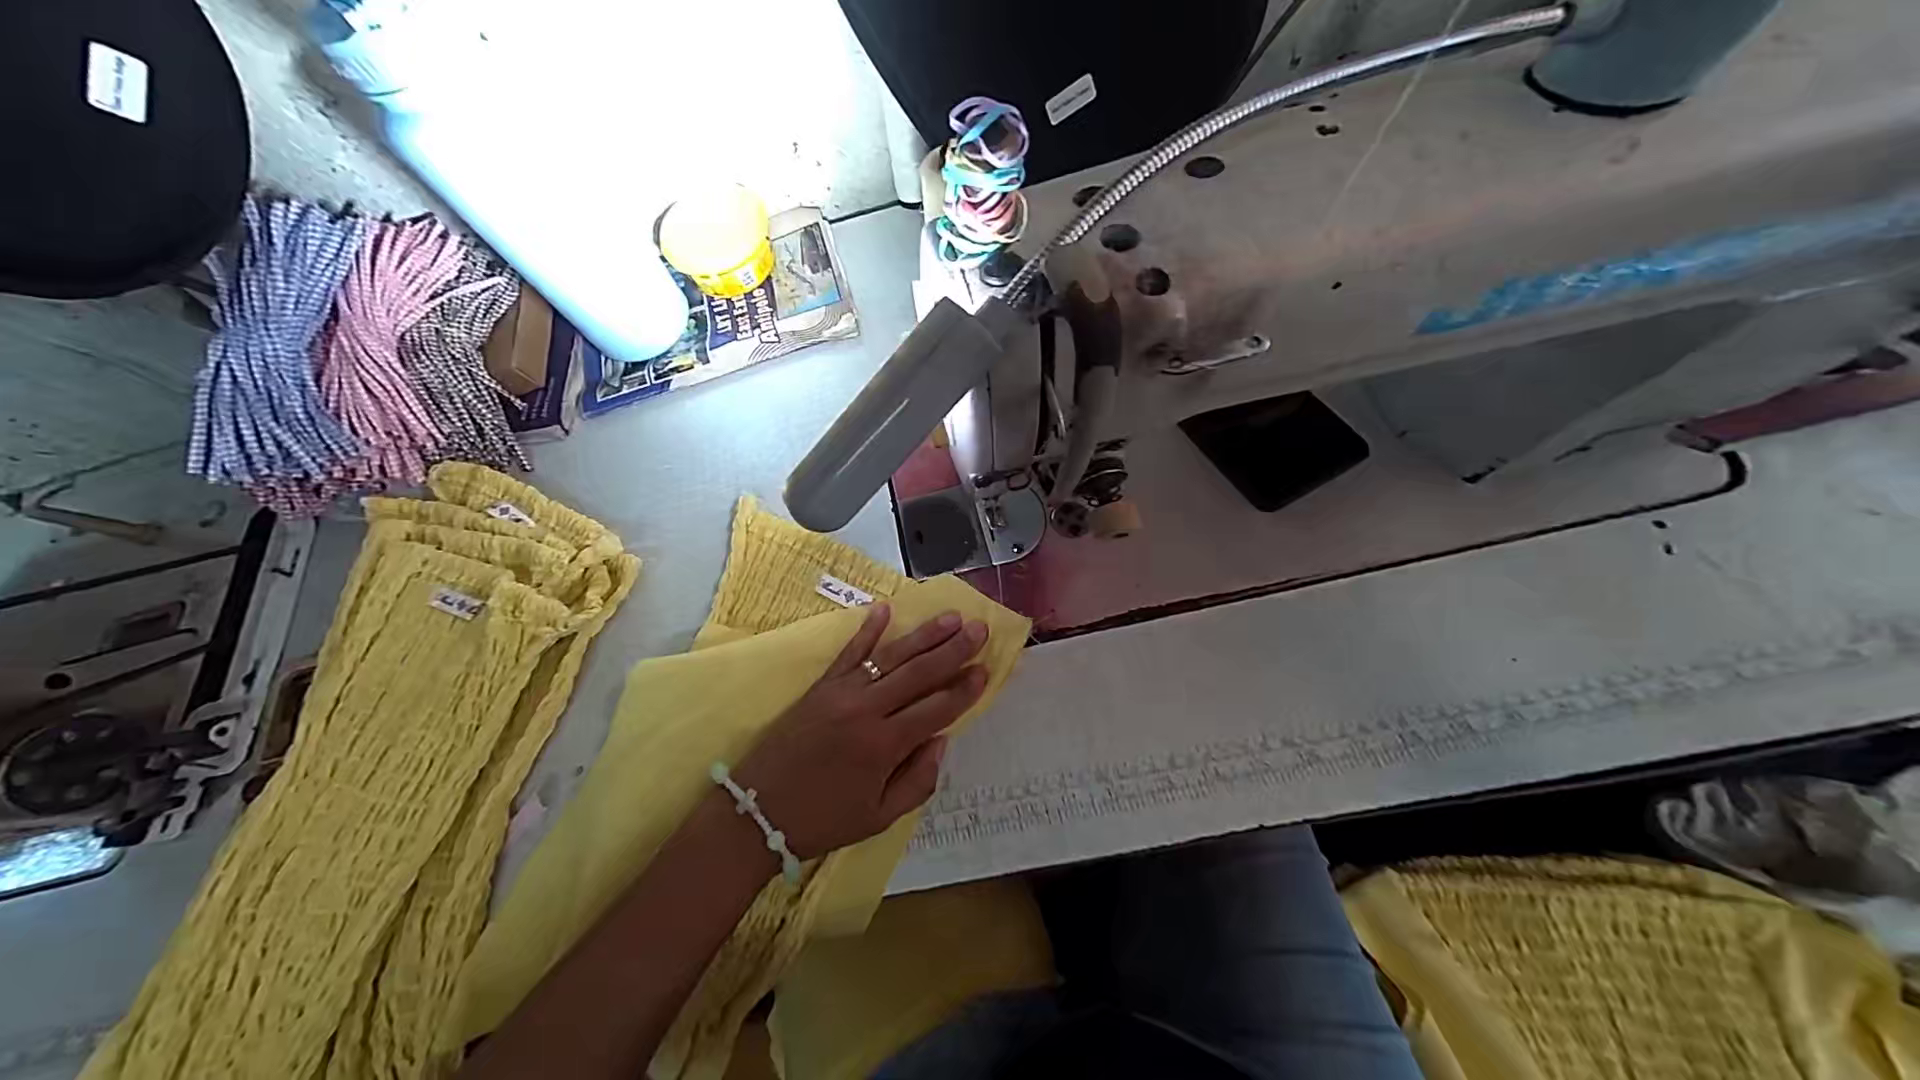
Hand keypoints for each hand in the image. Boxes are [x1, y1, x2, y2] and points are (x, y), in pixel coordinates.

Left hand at [731, 604, 988, 859]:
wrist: (757, 813)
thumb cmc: (824, 820)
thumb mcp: (879, 818)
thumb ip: (918, 780)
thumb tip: (942, 740)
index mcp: (885, 746)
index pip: (937, 709)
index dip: (964, 689)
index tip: (986, 669)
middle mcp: (867, 711)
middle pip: (919, 673)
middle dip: (953, 650)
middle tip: (979, 628)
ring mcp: (841, 694)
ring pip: (890, 657)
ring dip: (923, 636)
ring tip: (950, 617)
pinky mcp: (820, 687)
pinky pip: (848, 653)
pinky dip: (867, 630)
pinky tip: (885, 609)